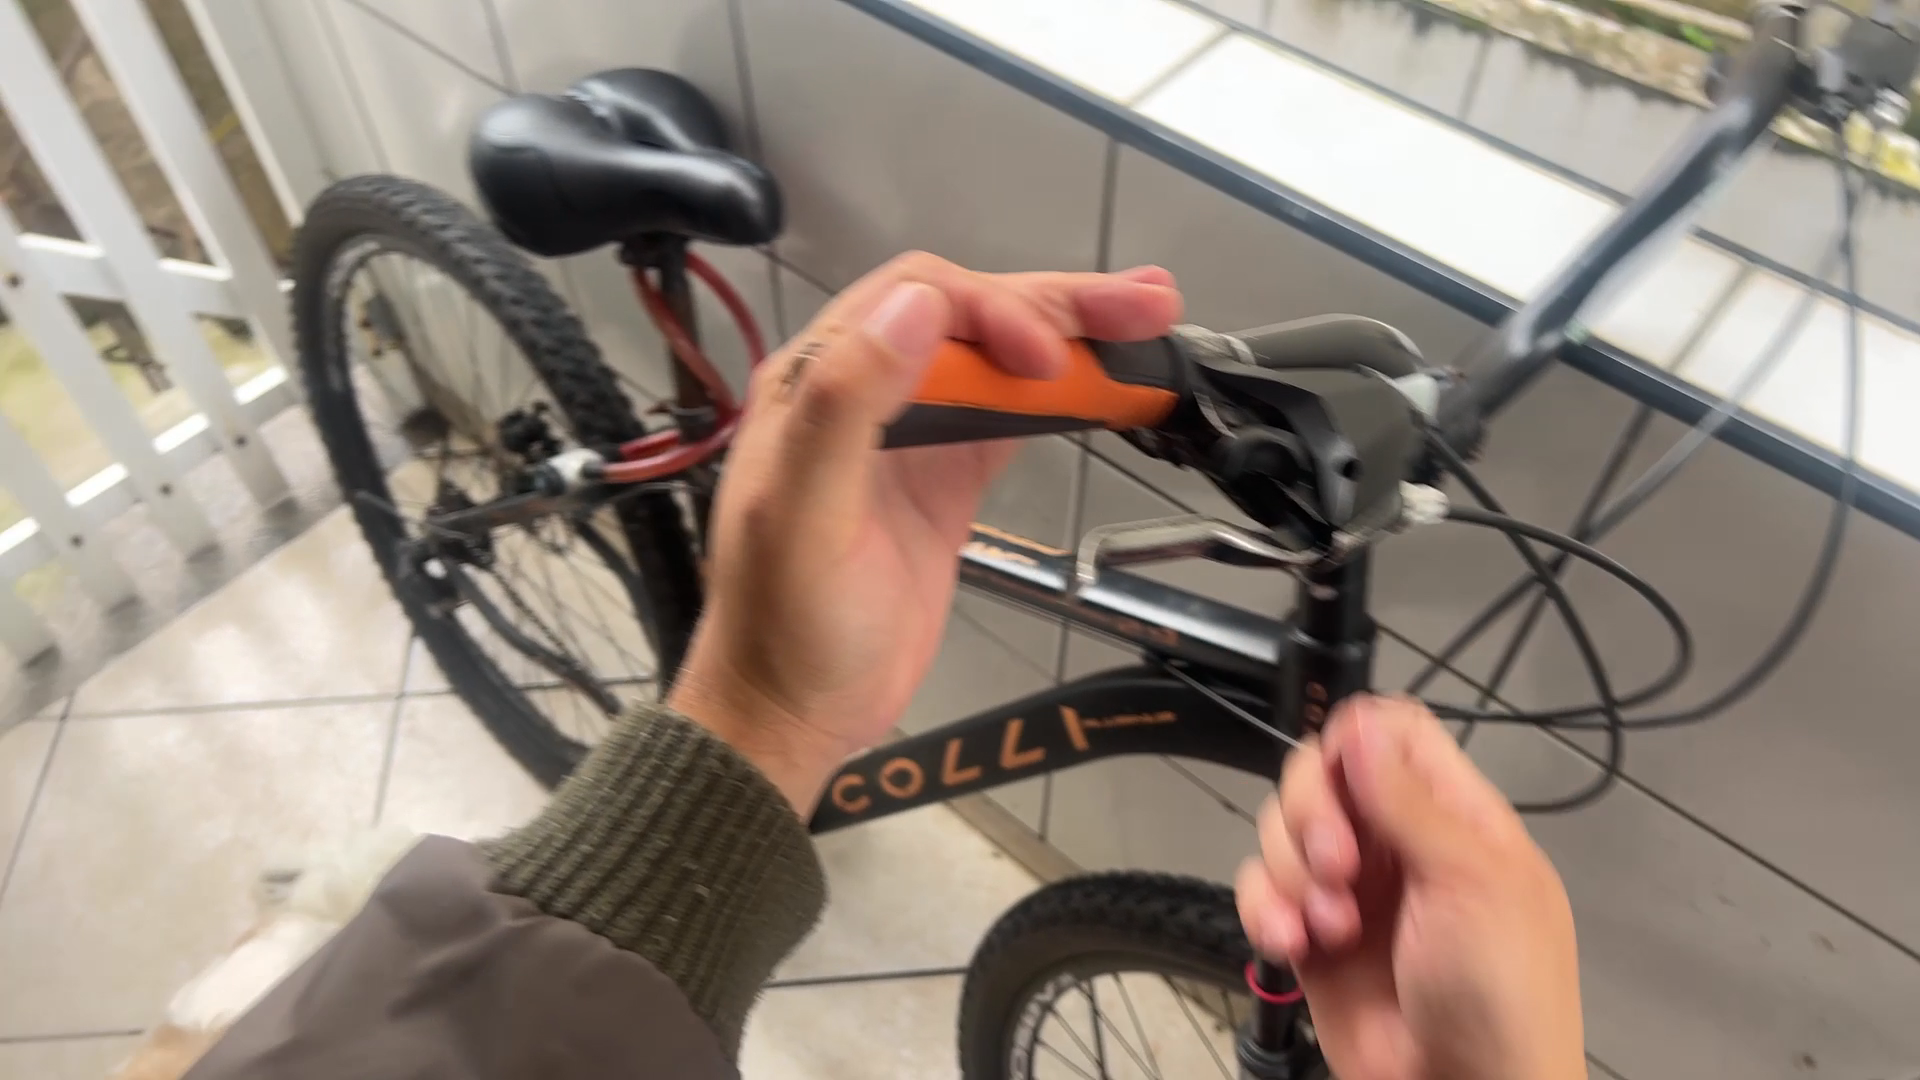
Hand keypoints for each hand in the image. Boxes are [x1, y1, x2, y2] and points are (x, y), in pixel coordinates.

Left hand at [667, 252, 1181, 813]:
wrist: (800, 706)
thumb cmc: (792, 623)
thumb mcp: (804, 514)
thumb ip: (846, 402)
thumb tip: (918, 301)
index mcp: (816, 378)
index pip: (916, 298)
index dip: (992, 312)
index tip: (1047, 362)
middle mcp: (867, 389)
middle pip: (970, 319)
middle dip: (1058, 306)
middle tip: (1147, 305)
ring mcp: (913, 436)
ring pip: (996, 363)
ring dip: (1069, 339)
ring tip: (1147, 323)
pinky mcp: (945, 478)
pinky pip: (1007, 419)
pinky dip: (1059, 399)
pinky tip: (1103, 384)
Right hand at [1234, 696, 1585, 1079]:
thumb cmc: (1499, 998)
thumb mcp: (1472, 887)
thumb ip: (1411, 802)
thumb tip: (1363, 723)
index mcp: (1448, 816)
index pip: (1392, 732)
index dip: (1357, 737)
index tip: (1341, 777)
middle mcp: (1390, 838)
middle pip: (1318, 771)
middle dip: (1310, 813)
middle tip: (1336, 866)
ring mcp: (1344, 880)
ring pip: (1280, 825)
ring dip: (1290, 872)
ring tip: (1328, 926)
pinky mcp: (1304, 921)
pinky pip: (1257, 884)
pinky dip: (1263, 908)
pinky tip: (1291, 943)